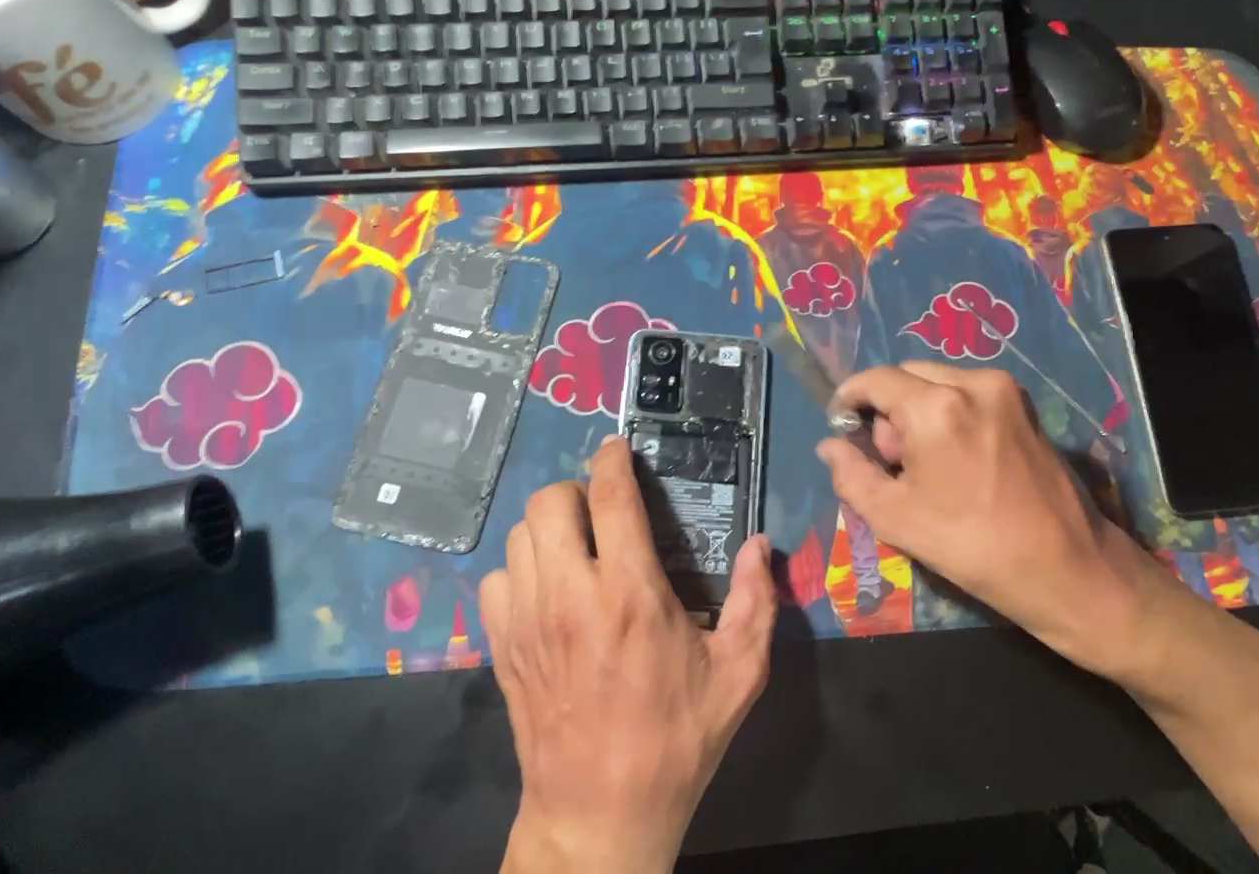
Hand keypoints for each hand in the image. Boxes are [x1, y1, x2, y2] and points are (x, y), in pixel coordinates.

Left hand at [483, 436, 776, 873]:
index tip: (618, 447)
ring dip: (549, 528)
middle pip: (549, 503)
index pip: (612, 499)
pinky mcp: (502, 647)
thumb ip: (758, 601)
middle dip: (577, 491)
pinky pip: (496, 579)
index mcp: (631, 595)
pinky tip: (546, 590)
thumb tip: (762, 544)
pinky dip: (519, 570)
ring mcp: (527, 621)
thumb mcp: (739, 674)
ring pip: (520, 536)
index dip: (613, 461)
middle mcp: (570, 596)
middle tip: (603, 510)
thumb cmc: (677, 739)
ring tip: (577, 545)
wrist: (601, 811)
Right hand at [817, 363, 1182, 683]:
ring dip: (918, 411)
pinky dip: (950, 414)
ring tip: (925, 466)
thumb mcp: (895, 517)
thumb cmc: (971, 545)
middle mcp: (972, 382)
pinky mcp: (1027, 408)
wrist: (1066, 567)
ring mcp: (1006, 392)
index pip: (875, 380)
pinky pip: (970, 394)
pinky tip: (956, 462)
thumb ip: (851, 474)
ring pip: (939, 383)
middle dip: (888, 408)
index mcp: (936, 406)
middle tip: (889, 460)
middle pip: (908, 376)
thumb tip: (830, 445)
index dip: (849, 398)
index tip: (840, 424)